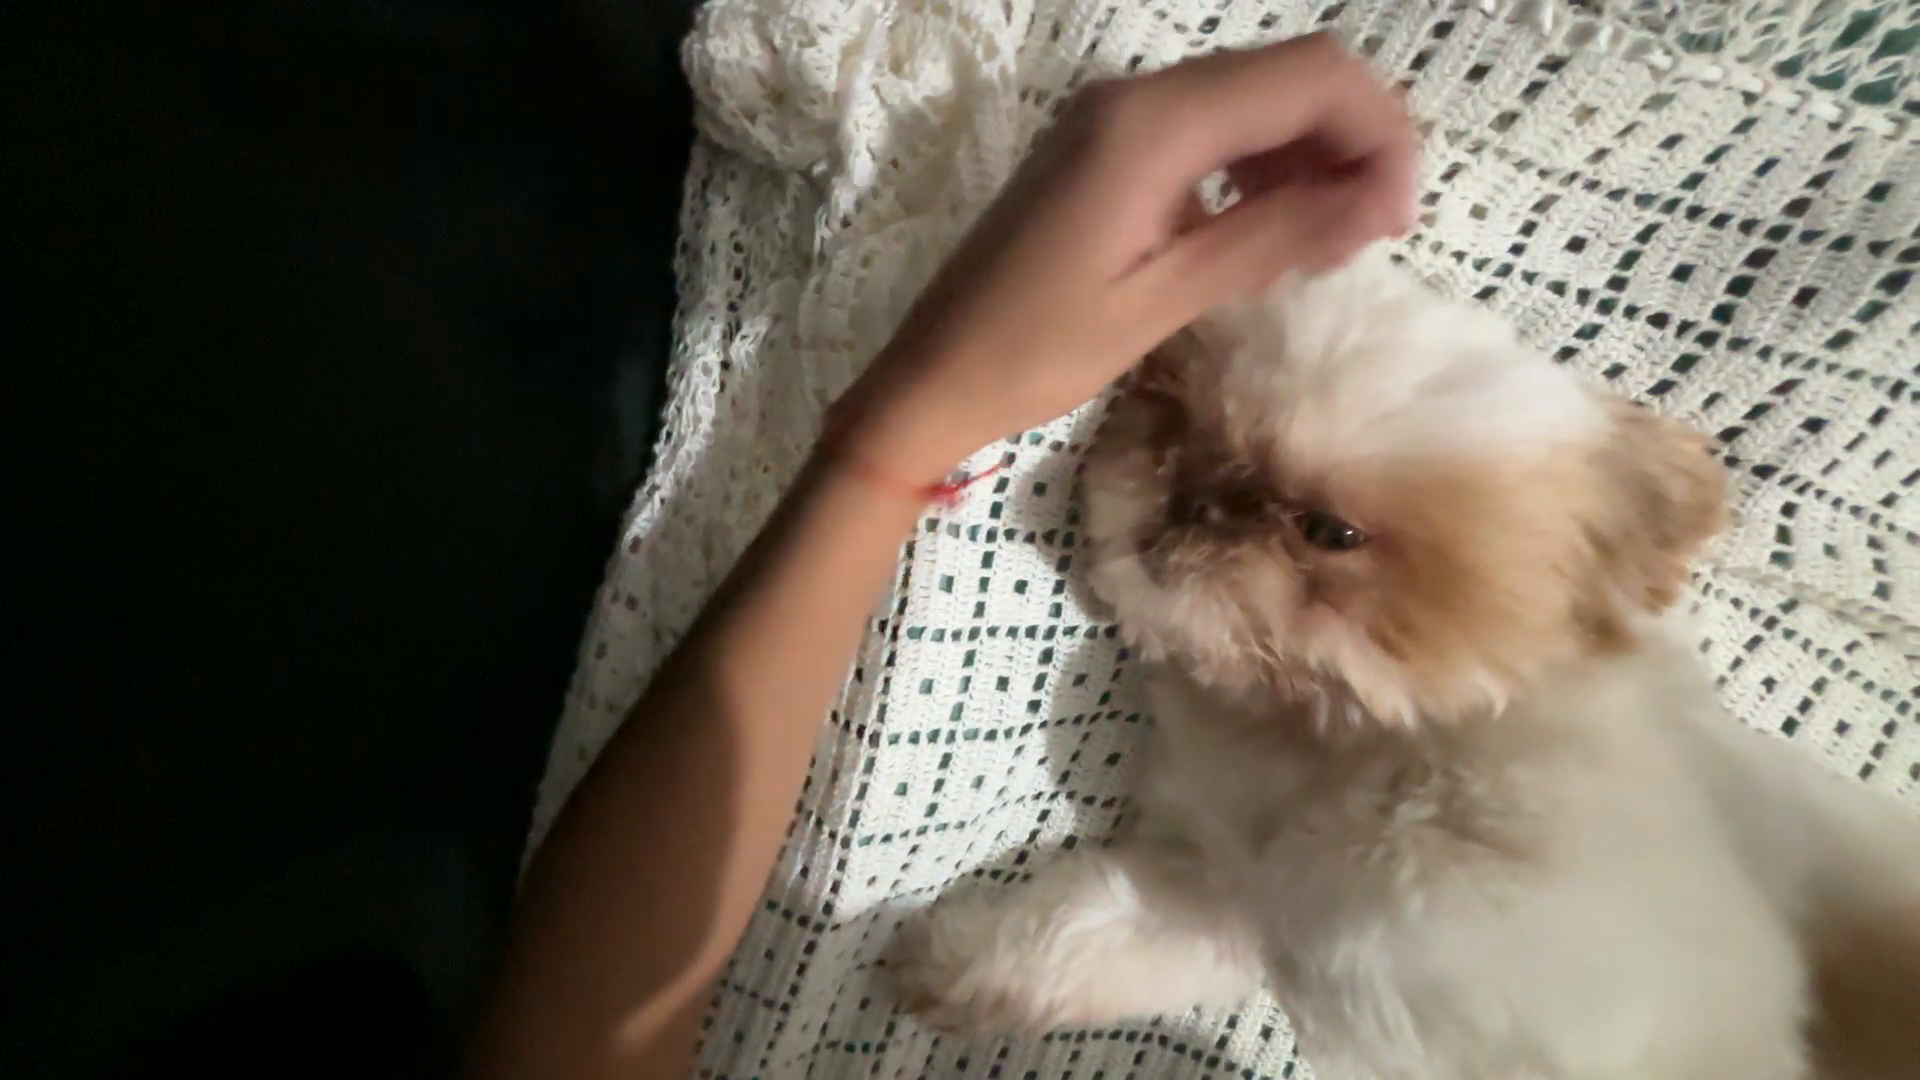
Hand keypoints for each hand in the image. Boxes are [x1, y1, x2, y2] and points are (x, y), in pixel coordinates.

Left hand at [832, 33, 1417, 484]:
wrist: (934, 376)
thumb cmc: (1036, 353)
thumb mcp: (1160, 300)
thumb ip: (1271, 237)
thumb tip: (1382, 198)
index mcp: (1150, 123)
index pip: (1310, 77)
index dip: (1378, 134)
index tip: (1395, 219)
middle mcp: (1128, 97)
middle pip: (1278, 81)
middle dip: (1341, 147)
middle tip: (1360, 240)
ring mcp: (1102, 123)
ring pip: (1237, 109)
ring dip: (1292, 164)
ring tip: (1309, 250)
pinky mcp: (1088, 157)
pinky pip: (1190, 142)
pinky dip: (1237, 178)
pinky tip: (1245, 239)